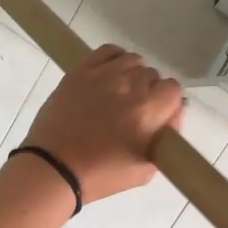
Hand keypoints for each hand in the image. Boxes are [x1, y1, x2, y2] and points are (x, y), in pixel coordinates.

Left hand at [21, 44, 184, 203]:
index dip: (167, 104)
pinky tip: (109, 77)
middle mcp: (130, 86)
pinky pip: (108, 51)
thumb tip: (172, 115)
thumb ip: (165, 140)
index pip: (174, 90)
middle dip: (148, 93)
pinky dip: (115, 60)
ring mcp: (104, 74)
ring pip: (133, 61)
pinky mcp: (81, 70)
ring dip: (131, 76)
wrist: (54, 169)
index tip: (156, 118)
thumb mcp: (144, 170)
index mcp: (148, 111)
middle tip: (132, 115)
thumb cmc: (100, 176)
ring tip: (119, 96)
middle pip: (152, 76)